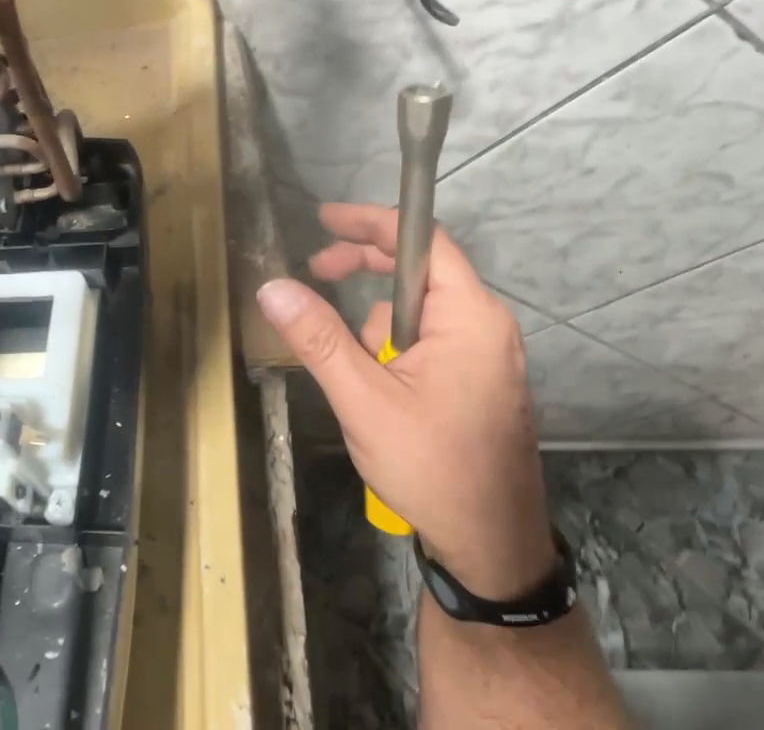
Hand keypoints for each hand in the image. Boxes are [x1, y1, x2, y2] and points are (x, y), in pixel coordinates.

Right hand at [257, 203, 553, 598]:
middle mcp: (486, 325)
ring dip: (376, 325)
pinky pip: (430, 340)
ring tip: (355, 375)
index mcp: (469, 318)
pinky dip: (394, 346)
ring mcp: (486, 355)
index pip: (423, 242)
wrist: (490, 543)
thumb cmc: (432, 466)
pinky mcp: (478, 380)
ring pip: (418, 312)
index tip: (325, 221)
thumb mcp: (363, 400)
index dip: (373, 223)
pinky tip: (376, 387)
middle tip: (316, 270)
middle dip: (365, 268)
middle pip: (419, 271)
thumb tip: (272, 287)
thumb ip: (318, 339)